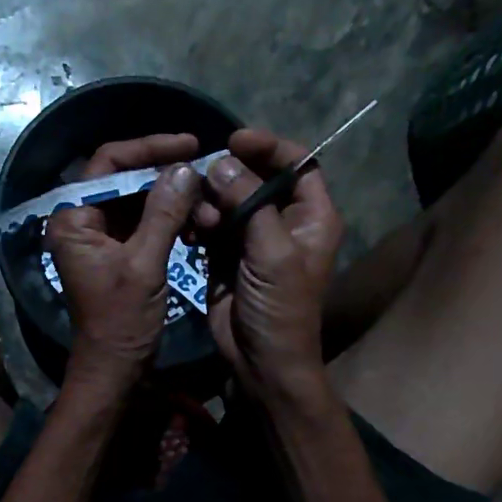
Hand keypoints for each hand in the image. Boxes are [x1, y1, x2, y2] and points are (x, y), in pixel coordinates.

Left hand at [46, 134, 201, 390]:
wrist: (115, 368)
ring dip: (175, 201)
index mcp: (73, 218)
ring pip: (140, 201)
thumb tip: (185, 168)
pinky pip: (145, 223)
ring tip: (209, 211)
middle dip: (168, 179)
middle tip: (208, 178)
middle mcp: (81, 220)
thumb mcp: (145, 263)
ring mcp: (100, 237)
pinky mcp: (118, 252)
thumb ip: (164, 213)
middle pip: (126, 178)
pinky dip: (171, 220)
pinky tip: (199, 225)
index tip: (190, 145)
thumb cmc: (122, 320)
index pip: (109, 163)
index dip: (149, 148)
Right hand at [193, 128, 343, 398]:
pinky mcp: (226, 256)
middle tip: (202, 180)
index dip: (269, 148)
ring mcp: (253, 239)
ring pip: (228, 201)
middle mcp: (284, 222)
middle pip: (256, 179)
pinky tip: (190, 231)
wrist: (260, 362)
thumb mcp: (272, 252)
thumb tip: (221, 163)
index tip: (235, 140)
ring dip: (210, 202)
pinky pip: (211, 226)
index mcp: (311, 216)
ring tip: (198, 219)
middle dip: (229, 176)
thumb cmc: (280, 308)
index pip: (297, 164)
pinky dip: (199, 223)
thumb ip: (249, 203)